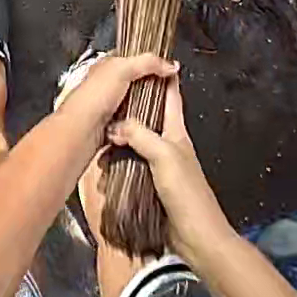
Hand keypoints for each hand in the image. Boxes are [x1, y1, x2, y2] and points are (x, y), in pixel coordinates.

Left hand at [55, 53, 178, 129]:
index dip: (149, 61)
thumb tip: (170, 64)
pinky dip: (139, 122)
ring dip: (146, 106)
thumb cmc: (93, 96)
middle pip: (136, 82)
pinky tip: (147, 124)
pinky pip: (132, 121)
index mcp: (107, 65)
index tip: (166, 68)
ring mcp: (110, 104)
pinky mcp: (113, 123)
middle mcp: (108, 83)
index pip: (132, 58)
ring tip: (160, 109)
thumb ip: (147, 63)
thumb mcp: (123, 70)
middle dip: (150, 87)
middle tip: (167, 91)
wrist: (82, 128)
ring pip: (135, 102)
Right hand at [106, 75, 232, 262]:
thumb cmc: (187, 193)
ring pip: (134, 138)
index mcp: (176, 131)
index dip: (162, 75)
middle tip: (107, 92)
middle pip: (147, 114)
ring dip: (118, 134)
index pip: (170, 95)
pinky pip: (128, 162)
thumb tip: (113, 125)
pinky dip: (115, 159)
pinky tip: (102, 159)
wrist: (198, 239)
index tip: (149, 57)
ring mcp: (157, 163)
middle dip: (129, 102)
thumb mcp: (164, 155)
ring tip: (97, 126)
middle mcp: (166, 142)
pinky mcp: (148, 182)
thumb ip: (139, 134)